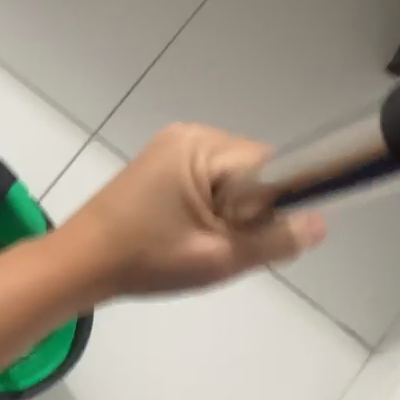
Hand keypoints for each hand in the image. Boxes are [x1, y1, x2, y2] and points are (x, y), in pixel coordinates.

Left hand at [57, 124, 325, 298]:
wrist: (79, 263)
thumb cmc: (145, 259)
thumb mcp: (219, 257)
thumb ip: (276, 240)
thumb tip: (320, 221)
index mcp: (202, 146)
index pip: (274, 166)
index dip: (278, 204)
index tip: (262, 236)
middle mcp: (189, 135)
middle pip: (254, 172)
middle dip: (251, 212)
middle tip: (220, 247)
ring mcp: (170, 149)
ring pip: (233, 181)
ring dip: (230, 215)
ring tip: (198, 244)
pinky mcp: (159, 167)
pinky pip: (208, 184)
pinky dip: (208, 211)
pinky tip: (185, 235)